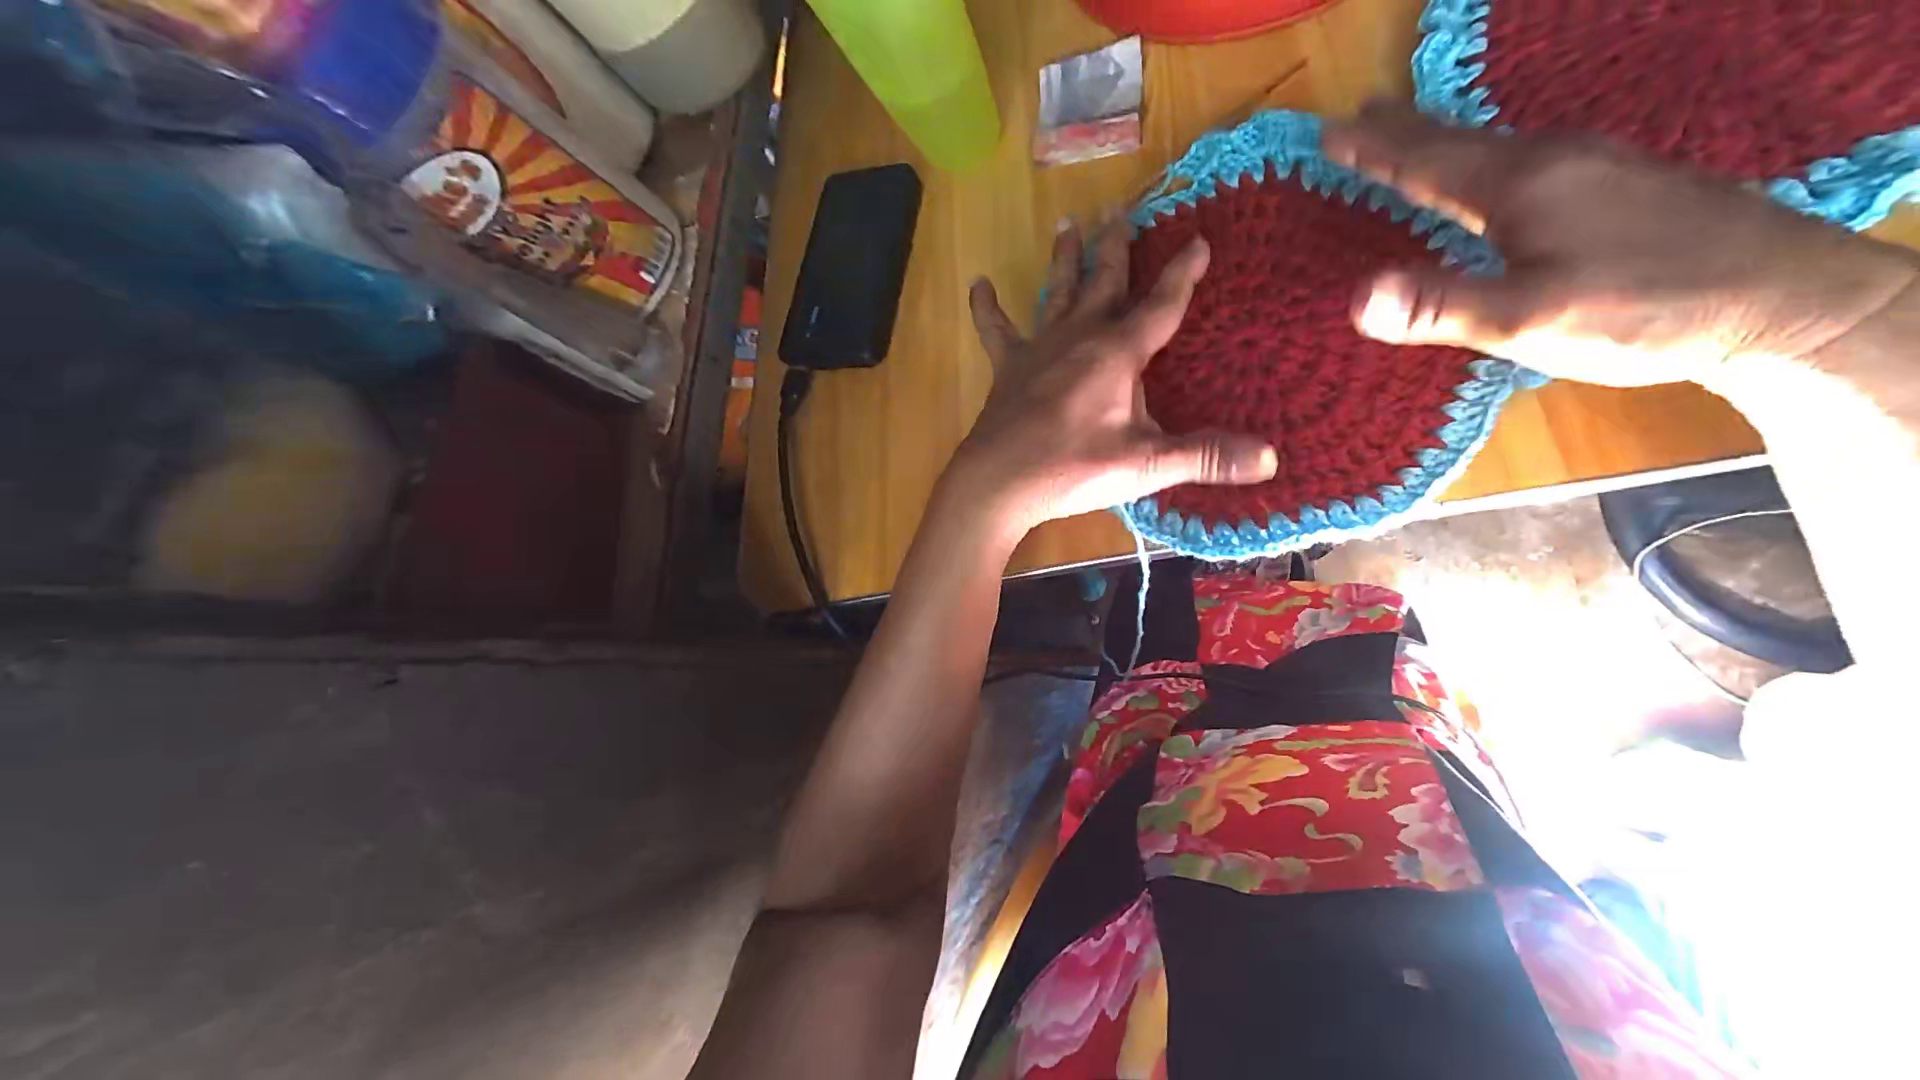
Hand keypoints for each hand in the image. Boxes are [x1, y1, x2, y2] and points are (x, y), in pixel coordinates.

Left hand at [948, 222, 1277, 535]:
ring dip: (1065, 259)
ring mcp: (1039, 349)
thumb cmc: (1073, 469)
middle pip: (1104, 282)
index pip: (1161, 304)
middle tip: (1121, 210)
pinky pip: (996, 331)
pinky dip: (987, 308)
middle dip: (1117, 247)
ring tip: (1067, 223)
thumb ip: (1205, 456)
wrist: (999, 481)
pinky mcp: (1008, 369)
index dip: (1183, 273)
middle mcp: (1079, 337)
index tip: (1199, 239)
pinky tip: (978, 283)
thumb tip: (1271, 459)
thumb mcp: (1146, 465)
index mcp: (1117, 353)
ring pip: (1056, 292)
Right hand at [1322, 102, 1919, 389]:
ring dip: (1444, 141)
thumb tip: (1356, 298)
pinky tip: (1493, 172)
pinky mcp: (1619, 185)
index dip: (1373, 151)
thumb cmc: (1641, 312)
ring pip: (1496, 146)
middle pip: (1461, 140)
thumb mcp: (1525, 321)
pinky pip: (1527, 159)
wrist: (1783, 298)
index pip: (1426, 162)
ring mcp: (1593, 167)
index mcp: (1520, 185)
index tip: (1327, 131)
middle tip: (1361, 113)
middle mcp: (1554, 160)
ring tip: (1413, 137)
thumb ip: (1439, 307)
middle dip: (1404, 130)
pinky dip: (1485, 158)